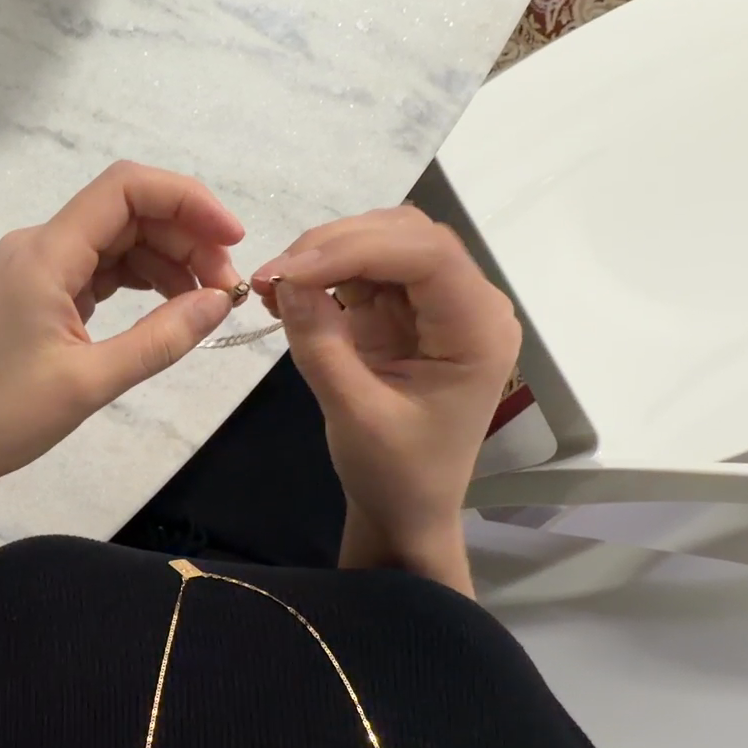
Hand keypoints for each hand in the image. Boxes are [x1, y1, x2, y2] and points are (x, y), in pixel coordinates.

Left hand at [0, 161, 244, 502]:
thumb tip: (220, 302)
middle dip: (185, 238)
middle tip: (224, 290)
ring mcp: (37, 268)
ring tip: (207, 303)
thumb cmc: (8, 418)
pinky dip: (139, 281)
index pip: (124, 189)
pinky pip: (100, 269)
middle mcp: (38, 246)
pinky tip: (170, 307)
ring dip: (167, 261)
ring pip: (117, 240)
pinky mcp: (40, 291)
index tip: (232, 238)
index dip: (187, 200)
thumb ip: (161, 339)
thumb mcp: (92, 382)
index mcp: (43, 255)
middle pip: (126, 213)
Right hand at [253, 207, 520, 581]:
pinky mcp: (401, 317)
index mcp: (476, 329)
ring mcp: (433, 308)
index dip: (353, 249)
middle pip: (406, 237)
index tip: (286, 273)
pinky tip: (286, 293)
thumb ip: (321, 345)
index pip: (425, 255)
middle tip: (270, 277)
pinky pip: (363, 275)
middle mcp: (465, 305)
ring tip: (272, 284)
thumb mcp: (354, 414)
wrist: (404, 510)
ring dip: (325, 255)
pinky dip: (323, 276)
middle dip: (335, 245)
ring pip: (383, 245)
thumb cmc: (394, 473)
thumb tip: (282, 282)